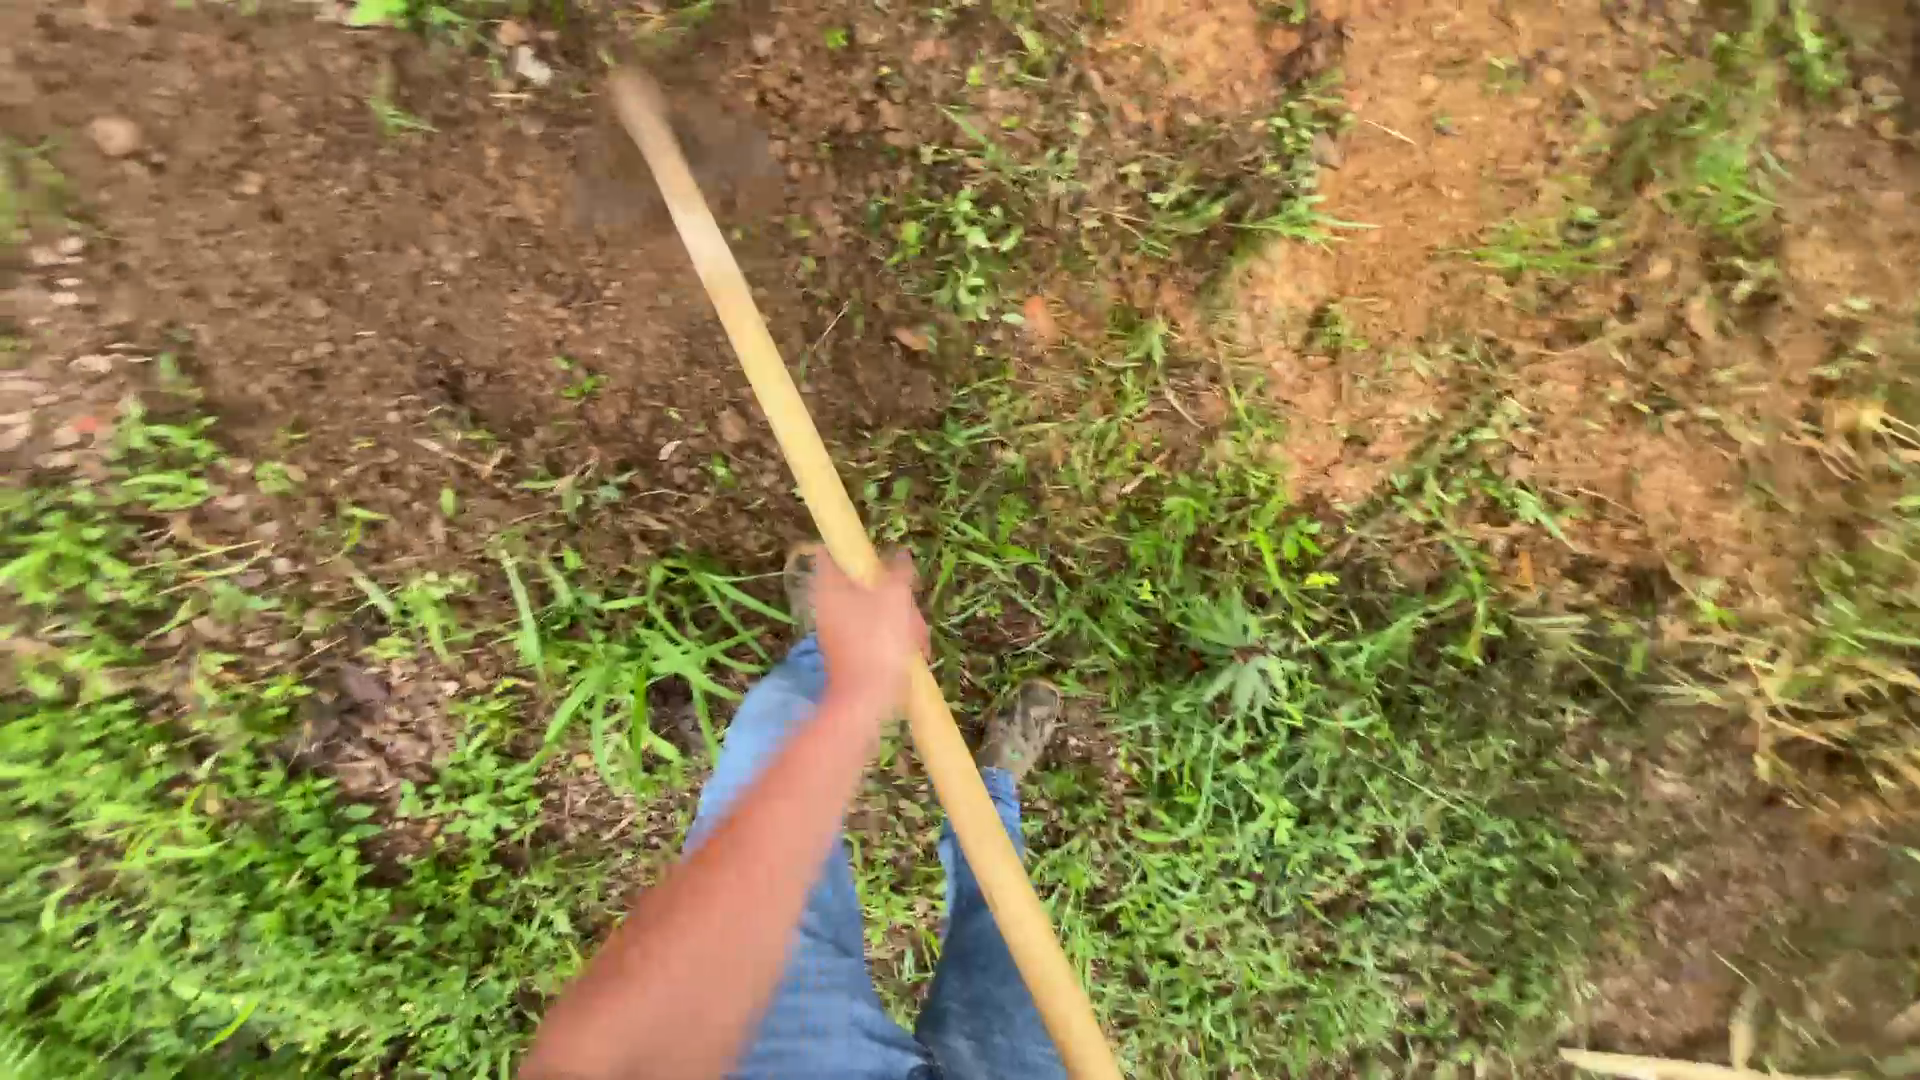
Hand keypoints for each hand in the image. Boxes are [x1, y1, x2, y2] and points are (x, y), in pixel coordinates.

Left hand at [811, 550, 926, 720]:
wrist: (866, 701)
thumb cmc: (877, 642)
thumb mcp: (895, 598)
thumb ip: (898, 571)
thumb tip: (899, 553)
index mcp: (830, 587)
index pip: (831, 552)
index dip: (855, 548)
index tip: (880, 555)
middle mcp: (829, 606)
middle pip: (863, 584)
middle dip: (894, 594)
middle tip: (910, 608)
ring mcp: (839, 631)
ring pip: (875, 610)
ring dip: (902, 619)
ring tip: (918, 638)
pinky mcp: (852, 652)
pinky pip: (876, 633)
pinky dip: (896, 638)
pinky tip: (915, 652)